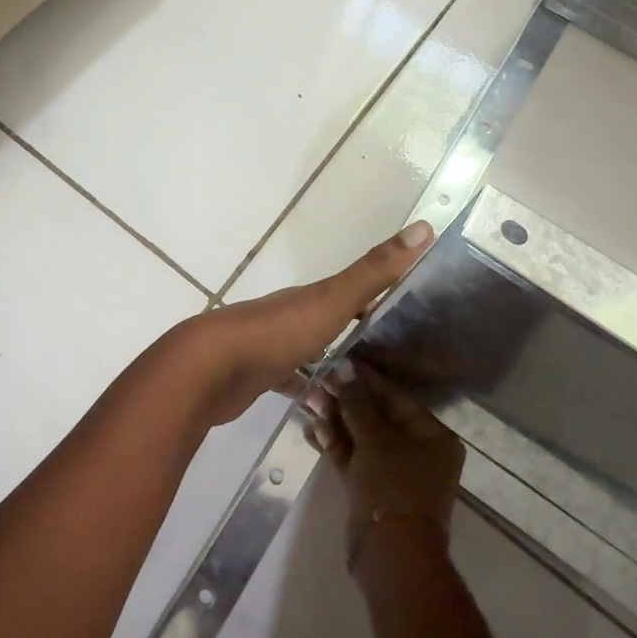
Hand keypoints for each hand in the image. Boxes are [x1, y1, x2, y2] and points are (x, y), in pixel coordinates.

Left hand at [168, 221, 433, 427]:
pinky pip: (291, 382)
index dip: (383, 298)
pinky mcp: (259, 377)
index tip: (415, 314)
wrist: (212, 369)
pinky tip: (327, 411)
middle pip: (334, 322)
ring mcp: (274, 346)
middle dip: (362, 336)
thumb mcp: (333, 300)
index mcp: (312, 296)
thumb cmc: (277, 332)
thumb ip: (375, 271)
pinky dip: (309, 392)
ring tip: (369, 392)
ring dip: (336, 367)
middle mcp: (294, 316)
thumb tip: (424, 226)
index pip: (355, 293)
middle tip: (398, 362)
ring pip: (313, 353)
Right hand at [305, 360, 464, 567]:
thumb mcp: (375, 440)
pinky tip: (312, 430)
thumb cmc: (392, 488)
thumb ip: (357, 402)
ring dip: (336, 421)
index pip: (396, 397)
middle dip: (346, 401)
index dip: (366, 380)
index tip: (338, 362)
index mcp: (433, 437)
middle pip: (377, 417)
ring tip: (307, 402)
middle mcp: (418, 452)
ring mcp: (395, 473)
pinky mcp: (374, 490)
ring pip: (363, 438)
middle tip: (316, 383)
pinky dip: (336, 445)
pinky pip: (355, 459)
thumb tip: (344, 367)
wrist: (391, 558)